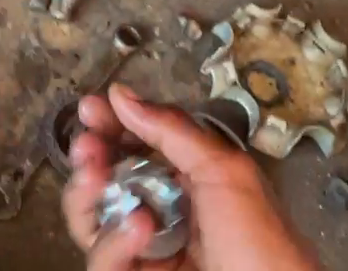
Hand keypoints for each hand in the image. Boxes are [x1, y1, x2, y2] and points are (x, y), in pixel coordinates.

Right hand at [62, 85, 319, 270]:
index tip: (89, 109)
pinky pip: (103, 261)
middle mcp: (160, 209)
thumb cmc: (262, 245)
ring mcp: (146, 250)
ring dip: (85, 195)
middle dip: (89, 157)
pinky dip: (111, 243)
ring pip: (91, 218)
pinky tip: (138, 230)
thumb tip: (120, 94)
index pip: (135, 142)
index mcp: (185, 178)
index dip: (110, 123)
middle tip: (87, 149)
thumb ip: (171, 128)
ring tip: (97, 182)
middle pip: (104, 177)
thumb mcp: (225, 173)